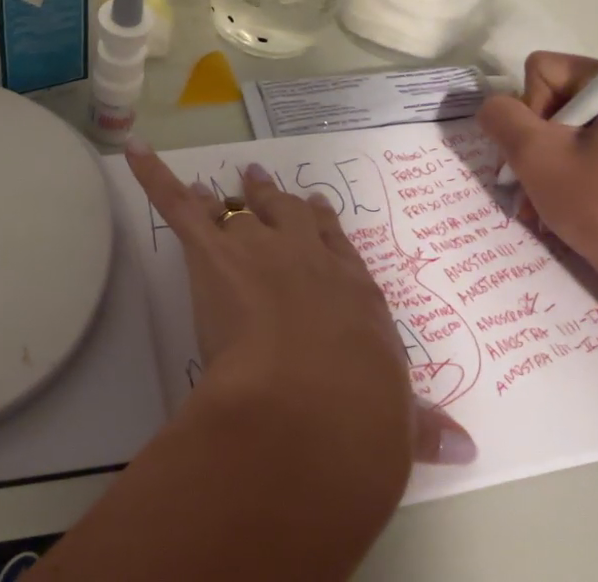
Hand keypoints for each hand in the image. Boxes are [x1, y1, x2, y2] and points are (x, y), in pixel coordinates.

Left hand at [123, 141, 474, 469]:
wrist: (315, 404)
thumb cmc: (362, 418)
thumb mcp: (398, 423)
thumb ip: (422, 427)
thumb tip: (464, 447)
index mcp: (354, 293)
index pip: (338, 248)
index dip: (324, 229)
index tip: (317, 211)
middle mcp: (309, 260)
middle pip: (291, 218)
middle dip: (276, 201)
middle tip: (262, 184)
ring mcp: (261, 249)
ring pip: (242, 212)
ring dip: (230, 199)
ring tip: (221, 185)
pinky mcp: (213, 253)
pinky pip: (179, 206)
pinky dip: (153, 177)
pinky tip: (133, 150)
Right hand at [477, 51, 597, 294]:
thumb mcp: (536, 156)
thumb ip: (502, 117)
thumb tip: (494, 108)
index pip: (546, 69)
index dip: (530, 109)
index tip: (543, 150)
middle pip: (558, 97)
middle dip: (537, 140)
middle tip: (534, 181)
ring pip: (572, 128)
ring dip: (548, 162)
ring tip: (543, 202)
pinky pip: (595, 148)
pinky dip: (572, 172)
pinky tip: (565, 205)